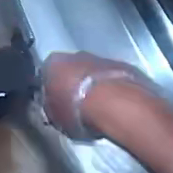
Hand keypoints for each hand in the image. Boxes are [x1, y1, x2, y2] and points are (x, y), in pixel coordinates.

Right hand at [40, 51, 165, 140]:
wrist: (118, 105)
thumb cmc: (79, 111)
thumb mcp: (56, 117)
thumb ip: (51, 108)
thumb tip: (53, 108)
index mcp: (53, 63)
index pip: (47, 74)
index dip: (52, 89)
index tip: (57, 102)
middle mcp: (75, 54)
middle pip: (72, 69)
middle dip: (74, 84)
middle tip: (78, 106)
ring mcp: (102, 58)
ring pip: (94, 72)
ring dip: (95, 85)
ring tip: (100, 109)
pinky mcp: (125, 66)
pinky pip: (113, 78)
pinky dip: (114, 89)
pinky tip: (117, 106)